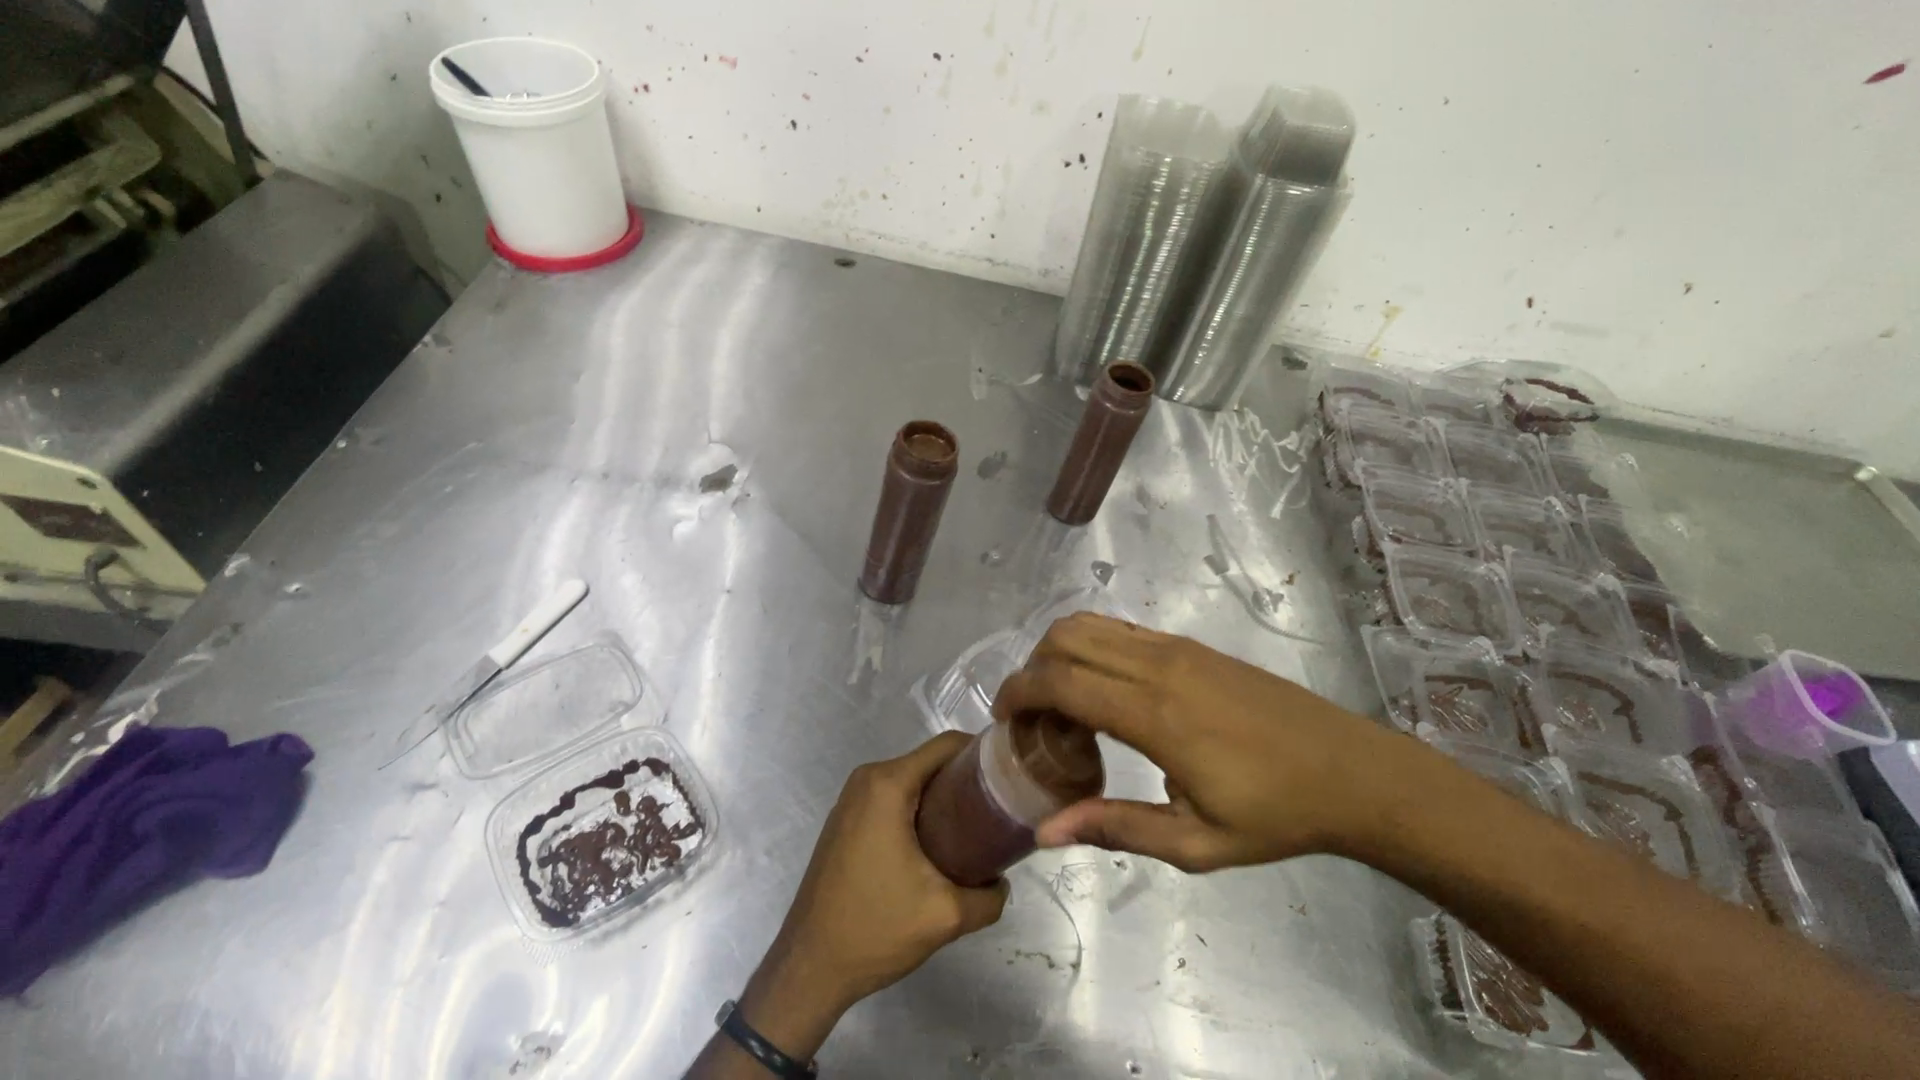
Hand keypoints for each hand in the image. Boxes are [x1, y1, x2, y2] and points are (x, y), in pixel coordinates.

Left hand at [728, 733, 1009, 1063]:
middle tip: (1002, 811)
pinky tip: (943, 846)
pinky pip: (895, 801)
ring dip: (946, 800)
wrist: (811, 966)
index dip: (985, 755)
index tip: (1013, 779)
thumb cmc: (875, 929)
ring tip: (980, 831)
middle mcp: (866, 781)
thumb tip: (1002, 882)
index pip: (947, 745)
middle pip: (932, 763)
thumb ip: (989, 896)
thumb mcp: (947, 915)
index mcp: (887, 785)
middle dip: (969, 781)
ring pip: (914, 783)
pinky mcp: (847, 823)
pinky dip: (922, 813)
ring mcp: (852, 801)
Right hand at [994, 613, 1407, 871]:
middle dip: (1031, 668)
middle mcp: (1160, 667)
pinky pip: (1123, 630)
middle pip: (1067, 637)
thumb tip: (1044, 832)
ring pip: (1093, 624)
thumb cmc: (1274, 815)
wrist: (1351, 773)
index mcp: (1155, 715)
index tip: (1001, 719)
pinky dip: (1092, 647)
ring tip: (1060, 702)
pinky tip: (1103, 691)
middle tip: (1028, 716)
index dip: (1019, 693)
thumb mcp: (1194, 844)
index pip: (1062, 681)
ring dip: (1060, 652)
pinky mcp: (1195, 647)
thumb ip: (1116, 829)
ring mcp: (1179, 649)